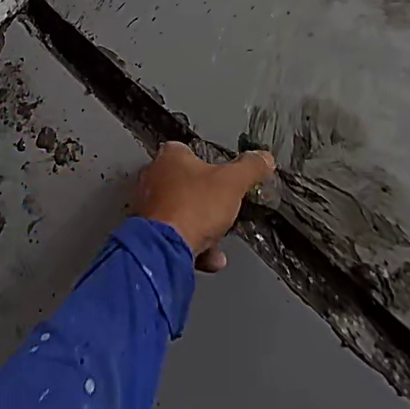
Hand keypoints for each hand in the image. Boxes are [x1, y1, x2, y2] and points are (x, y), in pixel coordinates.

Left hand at [133, 141, 275, 272]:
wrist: (164, 250)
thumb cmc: (192, 208)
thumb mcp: (233, 182)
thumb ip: (250, 168)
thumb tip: (264, 158)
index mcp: (171, 156)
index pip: (191, 151)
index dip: (210, 166)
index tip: (224, 179)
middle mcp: (154, 177)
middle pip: (188, 186)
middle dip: (208, 203)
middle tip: (221, 211)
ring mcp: (147, 206)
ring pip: (181, 214)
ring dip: (201, 229)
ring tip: (215, 239)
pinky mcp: (145, 234)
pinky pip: (172, 237)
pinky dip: (191, 246)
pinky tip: (207, 257)